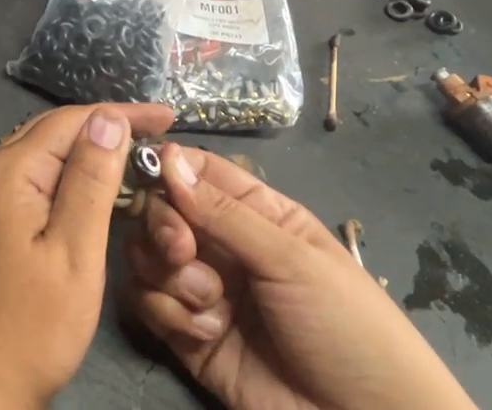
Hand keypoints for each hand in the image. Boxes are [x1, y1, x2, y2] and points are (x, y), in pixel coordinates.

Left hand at [0, 103, 174, 409]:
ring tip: (138, 151)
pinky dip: (71, 170)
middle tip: (160, 131)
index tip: (169, 116)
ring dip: (89, 146)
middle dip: (106, 124)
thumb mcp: (74, 252)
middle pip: (55, 129)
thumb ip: (91, 181)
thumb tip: (108, 118)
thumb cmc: (32, 323)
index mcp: (9, 169)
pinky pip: (36, 174)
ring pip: (45, 150)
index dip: (120, 113)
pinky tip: (98, 182)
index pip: (70, 120)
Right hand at [123, 145, 477, 409]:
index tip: (152, 177)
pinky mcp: (184, 332)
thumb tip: (166, 157)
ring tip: (210, 304)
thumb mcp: (293, 261)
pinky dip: (167, 313)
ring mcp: (202, 288)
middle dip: (162, 225)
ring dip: (168, 275)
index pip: (196, 171)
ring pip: (146, 255)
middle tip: (181, 250)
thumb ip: (225, 212)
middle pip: (160, 209)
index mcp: (256, 213)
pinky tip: (206, 333)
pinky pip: (146, 302)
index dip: (167, 167)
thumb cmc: (346, 328)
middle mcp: (222, 244)